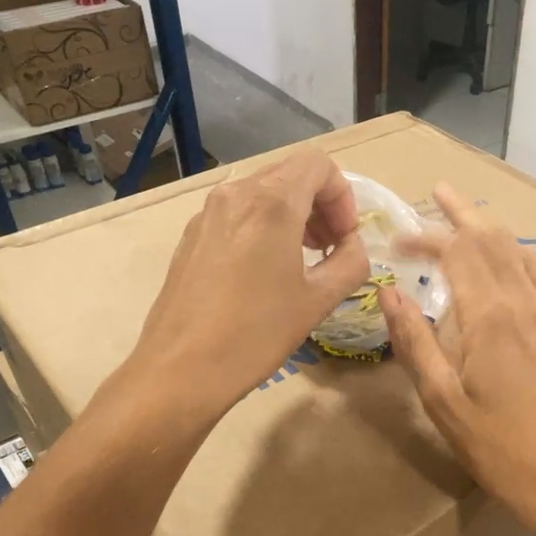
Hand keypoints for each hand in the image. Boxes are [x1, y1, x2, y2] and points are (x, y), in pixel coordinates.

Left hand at [125, 148, 370, 417]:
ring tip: (303, 261)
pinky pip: (238, 215)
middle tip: (332, 249)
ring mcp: (207, 214)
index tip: (346, 238)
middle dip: (320, 206)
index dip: (343, 197)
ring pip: (262, 194)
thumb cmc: (257, 333)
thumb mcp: (319, 300)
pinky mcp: (191, 237)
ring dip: (293, 217)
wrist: (182, 369)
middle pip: (290, 175)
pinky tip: (266, 274)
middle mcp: (236, 195)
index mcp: (271, 202)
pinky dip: (263, 229)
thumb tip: (353, 247)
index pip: (319, 165)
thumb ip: (350, 262)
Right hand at [378, 185, 535, 535]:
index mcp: (491, 318)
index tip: (396, 237)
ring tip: (469, 217)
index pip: (458, 252)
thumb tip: (390, 292)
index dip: (427, 236)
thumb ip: (415, 342)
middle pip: (494, 240)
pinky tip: (506, 265)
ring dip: (493, 229)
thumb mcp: (442, 401)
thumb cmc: (497, 447)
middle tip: (440, 190)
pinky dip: (515, 256)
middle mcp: (525, 305)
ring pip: (520, 254)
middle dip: (464, 212)